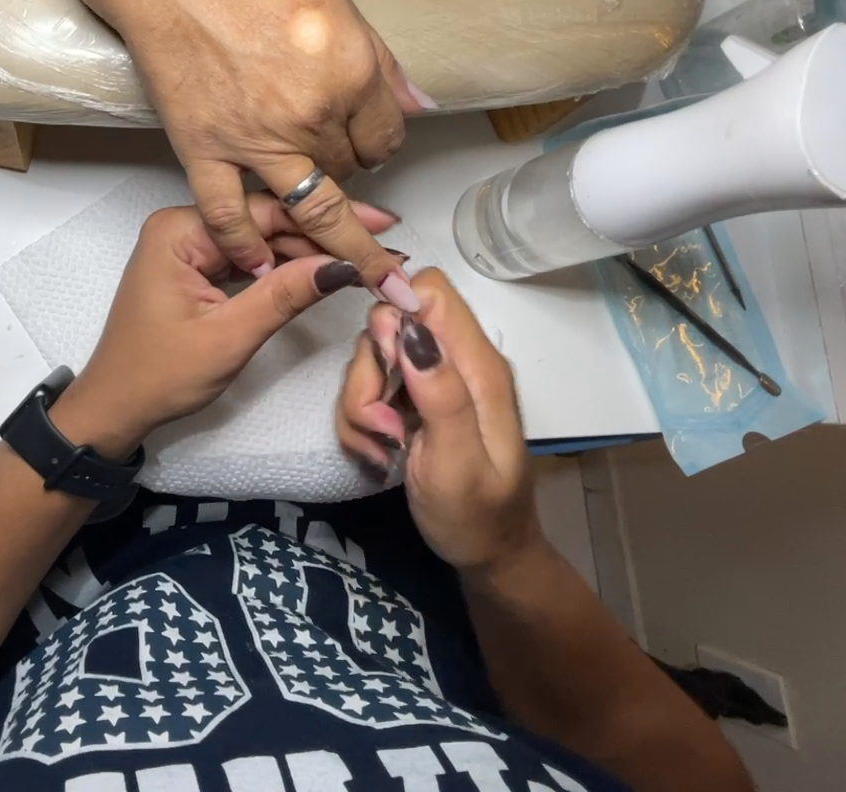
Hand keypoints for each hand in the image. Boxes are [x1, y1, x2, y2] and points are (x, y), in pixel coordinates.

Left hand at [51, 193, 398, 459]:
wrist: (115, 406)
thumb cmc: (159, 375)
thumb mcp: (229, 336)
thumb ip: (285, 295)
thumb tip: (345, 263)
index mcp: (179, 230)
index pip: (265, 214)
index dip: (327, 223)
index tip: (382, 230)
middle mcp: (182, 226)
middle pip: (264, 222)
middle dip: (323, 238)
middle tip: (386, 246)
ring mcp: (187, 246)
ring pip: (259, 240)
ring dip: (308, 253)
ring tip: (367, 257)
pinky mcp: (193, 266)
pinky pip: (246, 257)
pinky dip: (282, 267)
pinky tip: (322, 270)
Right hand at [70, 0, 431, 309]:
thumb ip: (379, 61)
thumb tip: (417, 105)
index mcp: (350, 70)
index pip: (386, 136)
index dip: (381, 143)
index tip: (370, 144)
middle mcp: (311, 115)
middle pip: (350, 171)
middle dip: (351, 173)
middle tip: (341, 171)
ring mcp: (255, 140)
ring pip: (310, 208)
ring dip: (332, 237)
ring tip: (356, 267)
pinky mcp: (204, 150)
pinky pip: (230, 214)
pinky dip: (247, 245)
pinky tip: (261, 266)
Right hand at [334, 269, 541, 573]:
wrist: (486, 554)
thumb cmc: (477, 514)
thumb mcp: (457, 461)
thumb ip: (440, 393)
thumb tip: (411, 328)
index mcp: (477, 367)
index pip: (431, 291)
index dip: (396, 309)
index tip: (386, 361)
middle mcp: (452, 362)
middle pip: (387, 326)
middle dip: (368, 374)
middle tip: (384, 423)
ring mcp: (428, 380)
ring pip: (368, 360)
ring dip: (360, 406)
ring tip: (385, 447)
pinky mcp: (408, 399)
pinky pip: (365, 390)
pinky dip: (360, 422)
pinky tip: (381, 452)